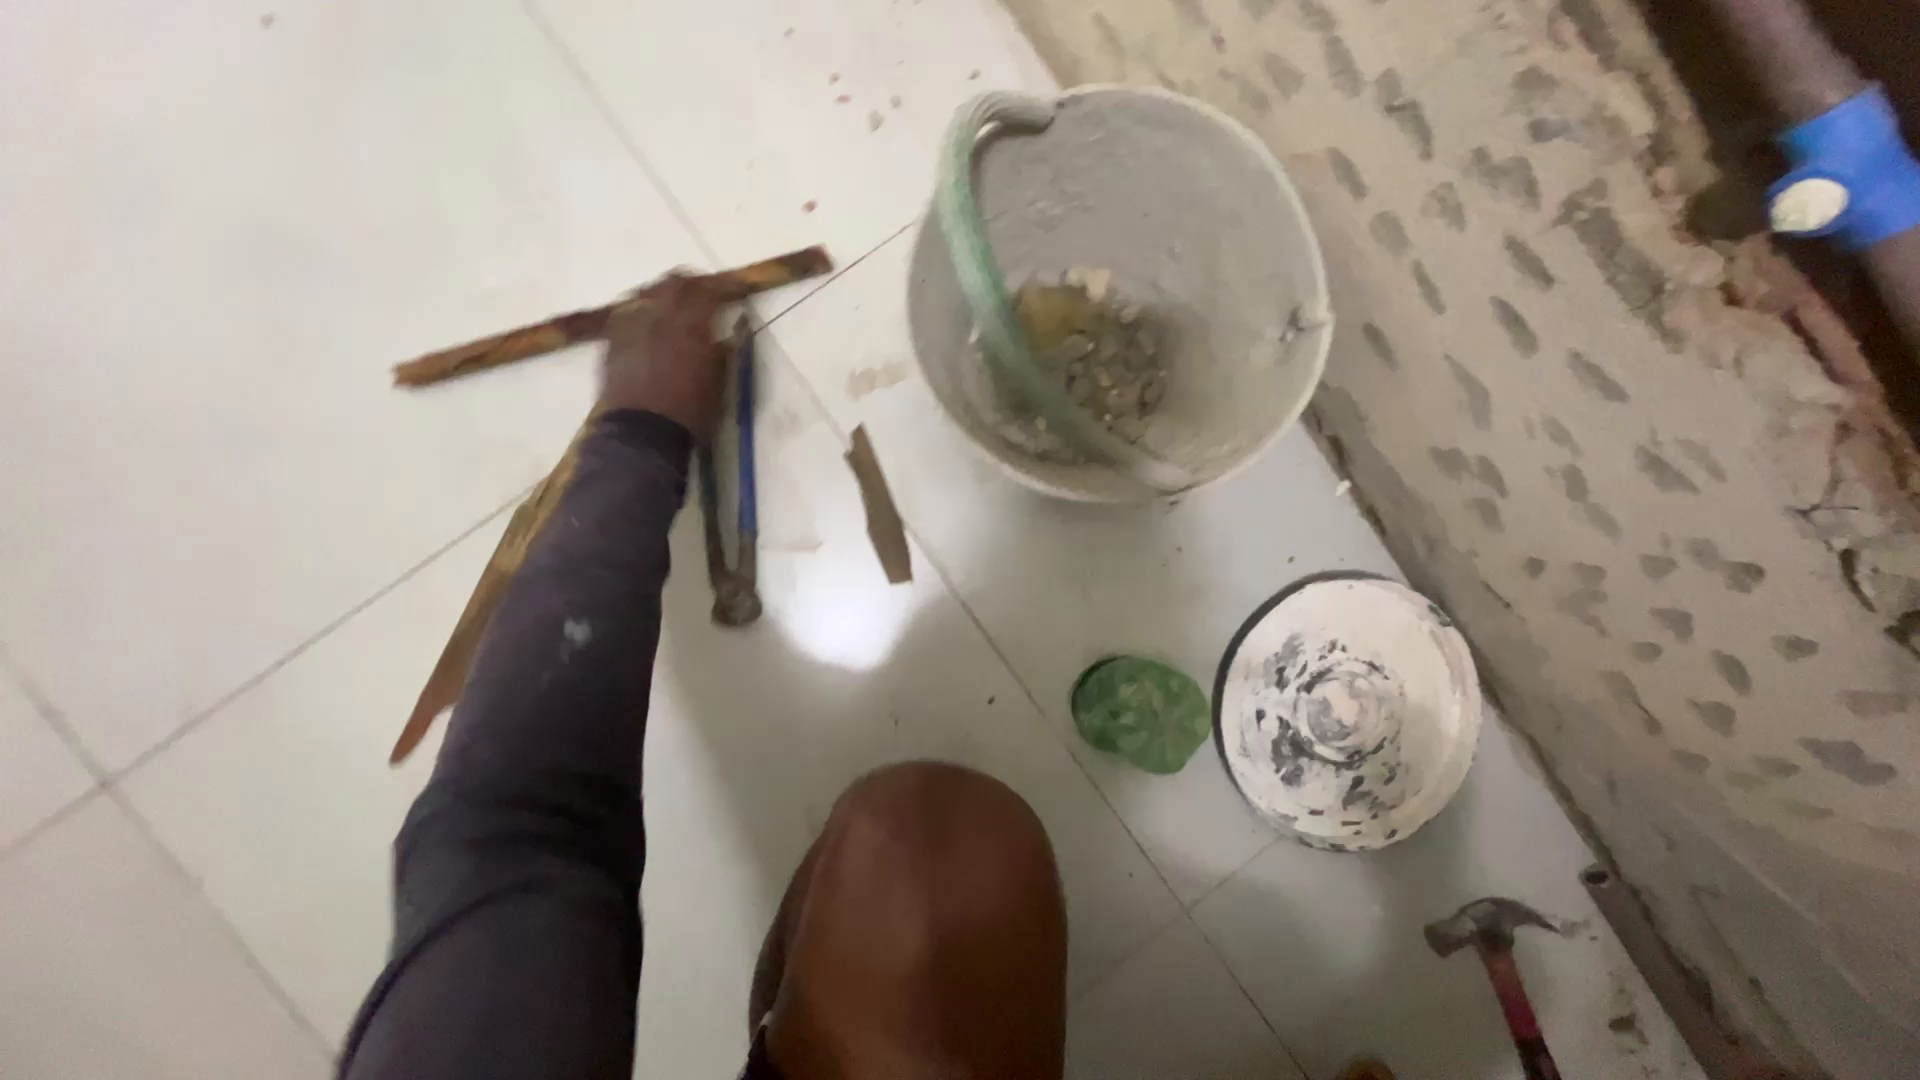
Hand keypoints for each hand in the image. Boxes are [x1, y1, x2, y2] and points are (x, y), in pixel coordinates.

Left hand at [600, 272, 727, 440]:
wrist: (643, 434)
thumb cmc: (690, 414)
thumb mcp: (720, 385)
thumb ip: (725, 351)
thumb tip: (733, 328)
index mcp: (692, 327)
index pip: (706, 291)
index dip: (717, 287)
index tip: (724, 291)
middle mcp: (660, 317)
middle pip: (673, 282)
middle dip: (688, 282)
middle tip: (698, 291)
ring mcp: (631, 326)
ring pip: (645, 292)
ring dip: (661, 293)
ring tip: (668, 304)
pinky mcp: (612, 339)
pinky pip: (624, 312)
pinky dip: (638, 310)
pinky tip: (643, 321)